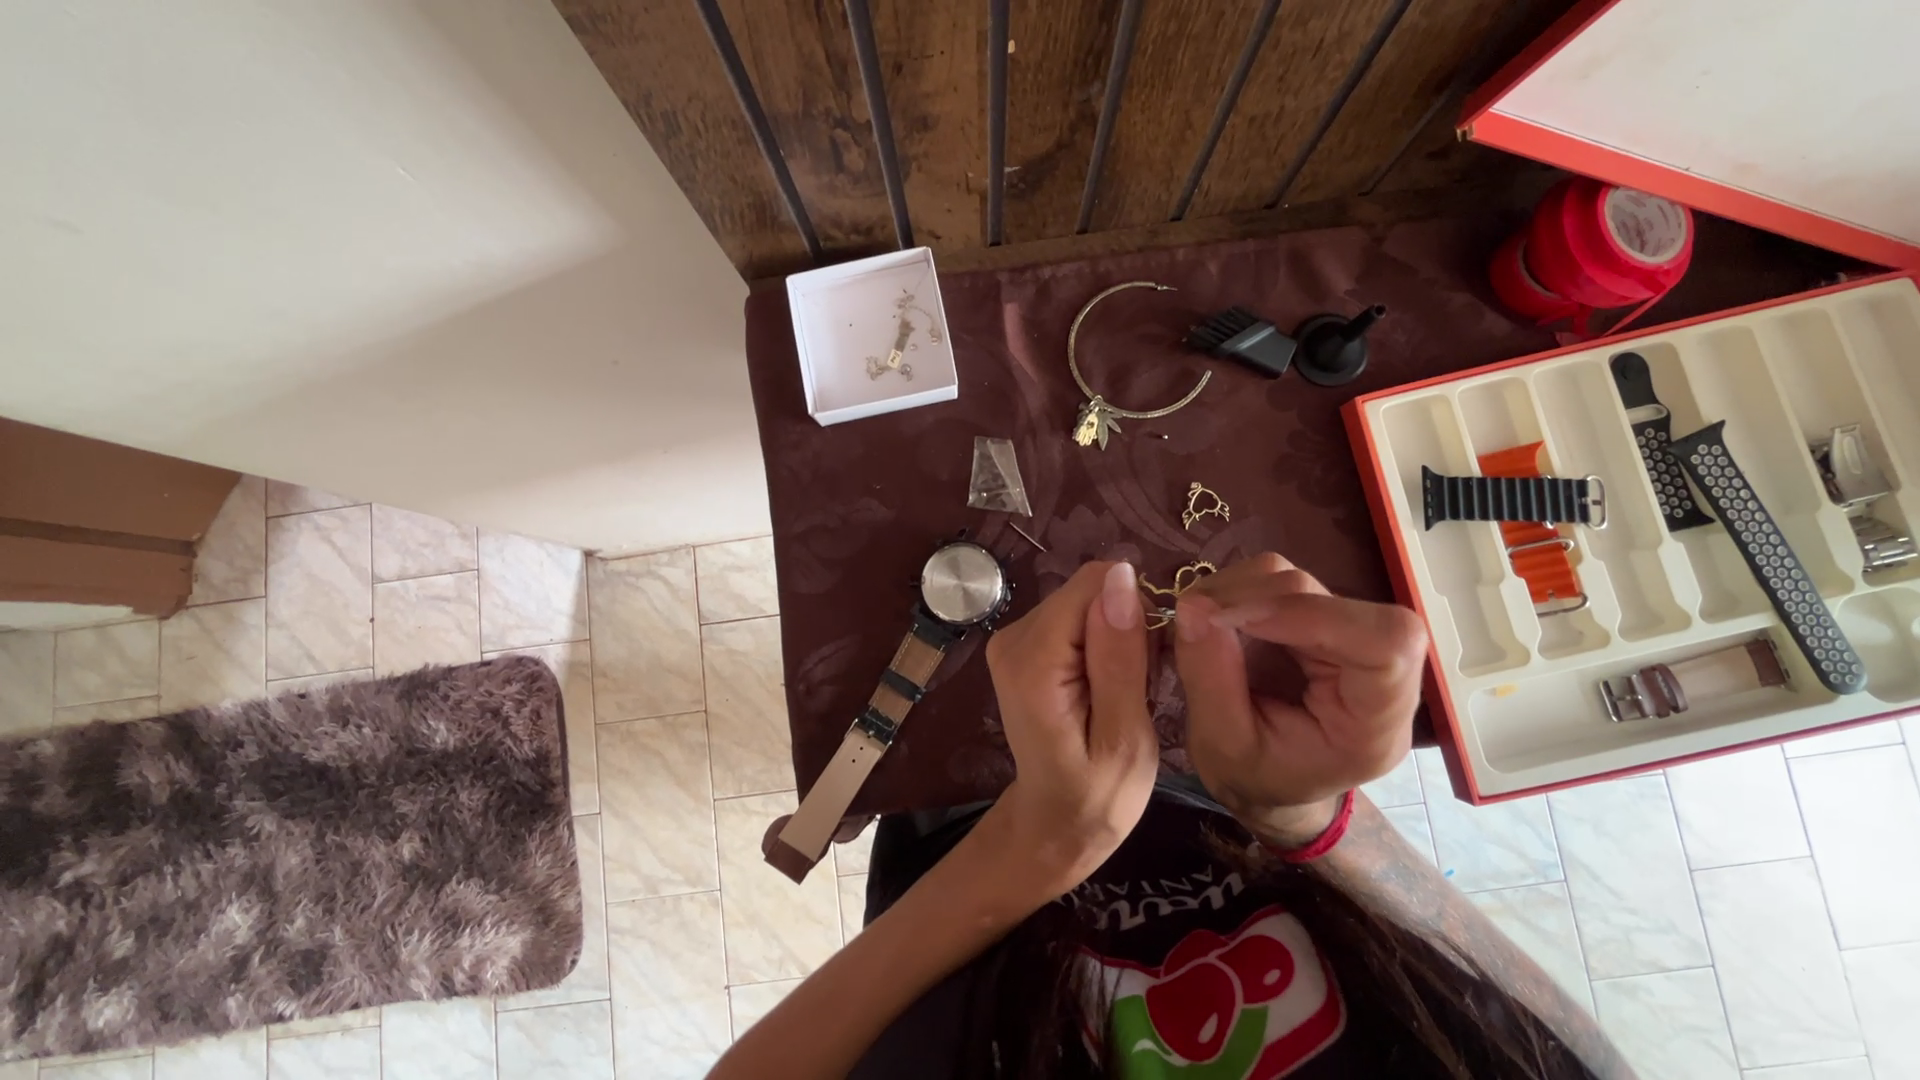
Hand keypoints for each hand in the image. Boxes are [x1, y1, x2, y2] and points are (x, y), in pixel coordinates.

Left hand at [978, 561, 1158, 899]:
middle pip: (1088, 591)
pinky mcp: (1022, 643)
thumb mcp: (1124, 736)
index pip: (1093, 586)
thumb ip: (1121, 655)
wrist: (1055, 822)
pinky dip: (1102, 642)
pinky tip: (1108, 684)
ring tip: (1124, 690)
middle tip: (1139, 685)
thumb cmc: (1099, 795)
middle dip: (1126, 624)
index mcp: (1032, 661)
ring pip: (1086, 601)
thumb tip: (1121, 575)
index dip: (1134, 613)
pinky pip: (1076, 617)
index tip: (1149, 664)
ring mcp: (1012, 638)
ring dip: (1117, 635)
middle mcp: (1011, 637)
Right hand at [1173, 554, 1427, 844]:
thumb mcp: (1223, 746)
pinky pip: (1281, 582)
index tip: (1235, 619)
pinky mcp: (1320, 616)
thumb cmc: (1256, 777)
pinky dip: (1239, 589)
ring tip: (1199, 620)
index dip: (1314, 615)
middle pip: (1337, 601)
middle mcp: (1378, 671)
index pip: (1386, 642)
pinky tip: (1215, 618)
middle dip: (1257, 599)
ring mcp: (1348, 636)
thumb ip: (1210, 678)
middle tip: (1196, 617)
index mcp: (1374, 724)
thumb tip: (1192, 605)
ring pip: (1302, 582)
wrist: (1271, 782)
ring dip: (1241, 589)